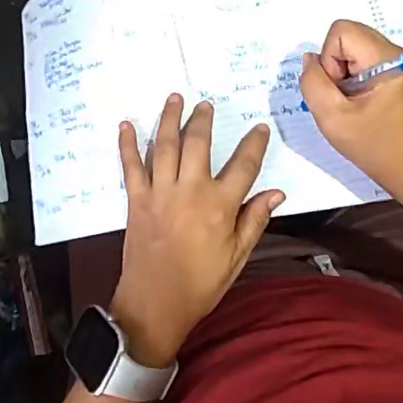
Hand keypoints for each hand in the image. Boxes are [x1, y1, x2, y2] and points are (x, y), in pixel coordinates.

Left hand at [111, 94, 284, 365]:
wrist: (154, 305)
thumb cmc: (201, 284)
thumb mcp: (237, 257)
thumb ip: (255, 221)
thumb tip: (276, 194)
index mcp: (220, 206)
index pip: (244, 165)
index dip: (254, 144)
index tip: (260, 129)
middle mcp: (190, 191)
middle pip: (198, 144)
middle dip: (204, 120)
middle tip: (207, 105)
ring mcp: (160, 193)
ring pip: (165, 146)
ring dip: (169, 119)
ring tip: (175, 98)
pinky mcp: (136, 201)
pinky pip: (131, 166)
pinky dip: (128, 144)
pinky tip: (127, 124)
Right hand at [299, 20, 402, 191]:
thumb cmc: (373, 146)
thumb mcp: (332, 118)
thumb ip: (313, 83)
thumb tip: (310, 60)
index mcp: (386, 59)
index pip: (342, 32)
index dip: (330, 59)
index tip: (338, 90)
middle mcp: (394, 52)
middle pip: (347, 34)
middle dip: (334, 64)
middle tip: (343, 96)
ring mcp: (394, 61)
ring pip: (351, 46)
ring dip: (341, 72)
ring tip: (350, 101)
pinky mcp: (392, 71)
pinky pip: (359, 59)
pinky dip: (350, 77)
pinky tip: (357, 100)